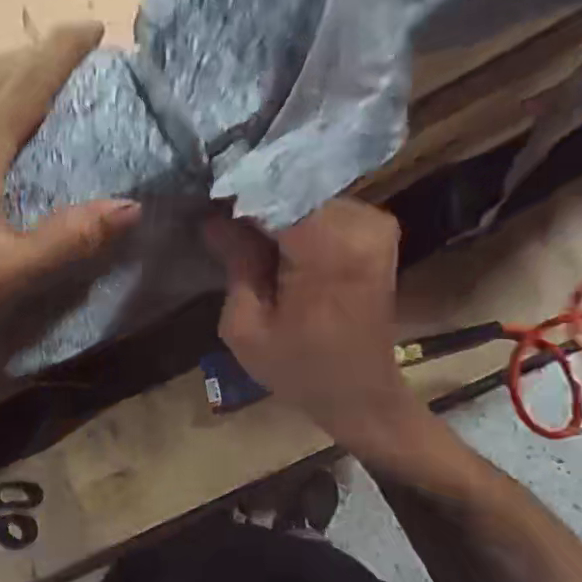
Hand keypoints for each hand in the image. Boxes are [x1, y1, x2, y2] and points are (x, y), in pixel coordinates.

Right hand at [203, 199, 430, 457]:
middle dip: (254, 195)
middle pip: (293, 187)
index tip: (202, 195)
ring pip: (308, 191)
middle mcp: (360, 224)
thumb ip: (235, 262)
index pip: (272, 191)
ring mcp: (375, 223)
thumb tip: (213, 217)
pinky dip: (297, 213)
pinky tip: (274, 233)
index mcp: (328, 249)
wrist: (362, 394)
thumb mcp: (246, 327)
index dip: (234, 191)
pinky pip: (325, 205)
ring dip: (275, 203)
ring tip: (242, 222)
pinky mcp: (378, 229)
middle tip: (218, 211)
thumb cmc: (301, 370)